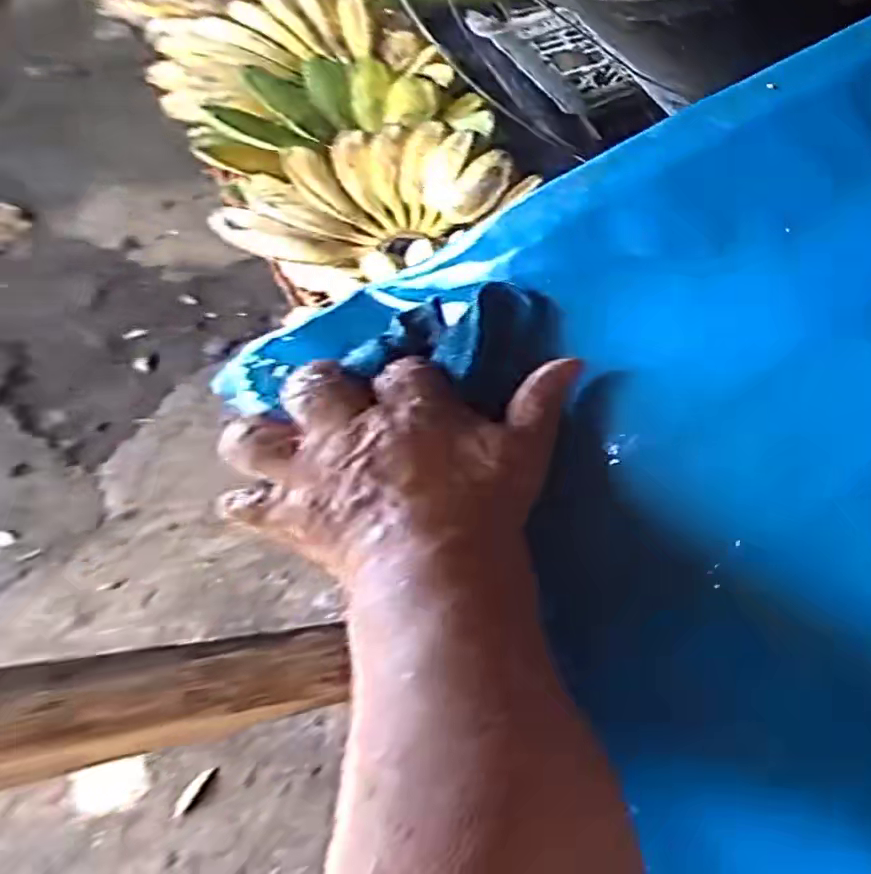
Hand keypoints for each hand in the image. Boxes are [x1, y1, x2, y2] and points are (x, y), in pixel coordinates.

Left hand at [217, 356, 582, 584]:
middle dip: (324, 383)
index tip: (424, 387)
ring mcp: (310, 472)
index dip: (412, 375)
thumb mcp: (527, 446)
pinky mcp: (288, 515)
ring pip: (254, 436)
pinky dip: (254, 499)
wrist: (437, 564)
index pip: (404, 369)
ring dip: (266, 433)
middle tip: (343, 398)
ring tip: (288, 439)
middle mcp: (351, 428)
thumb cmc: (488, 500)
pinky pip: (244, 503)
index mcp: (411, 408)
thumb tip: (572, 360)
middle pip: (315, 383)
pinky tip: (273, 499)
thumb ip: (542, 399)